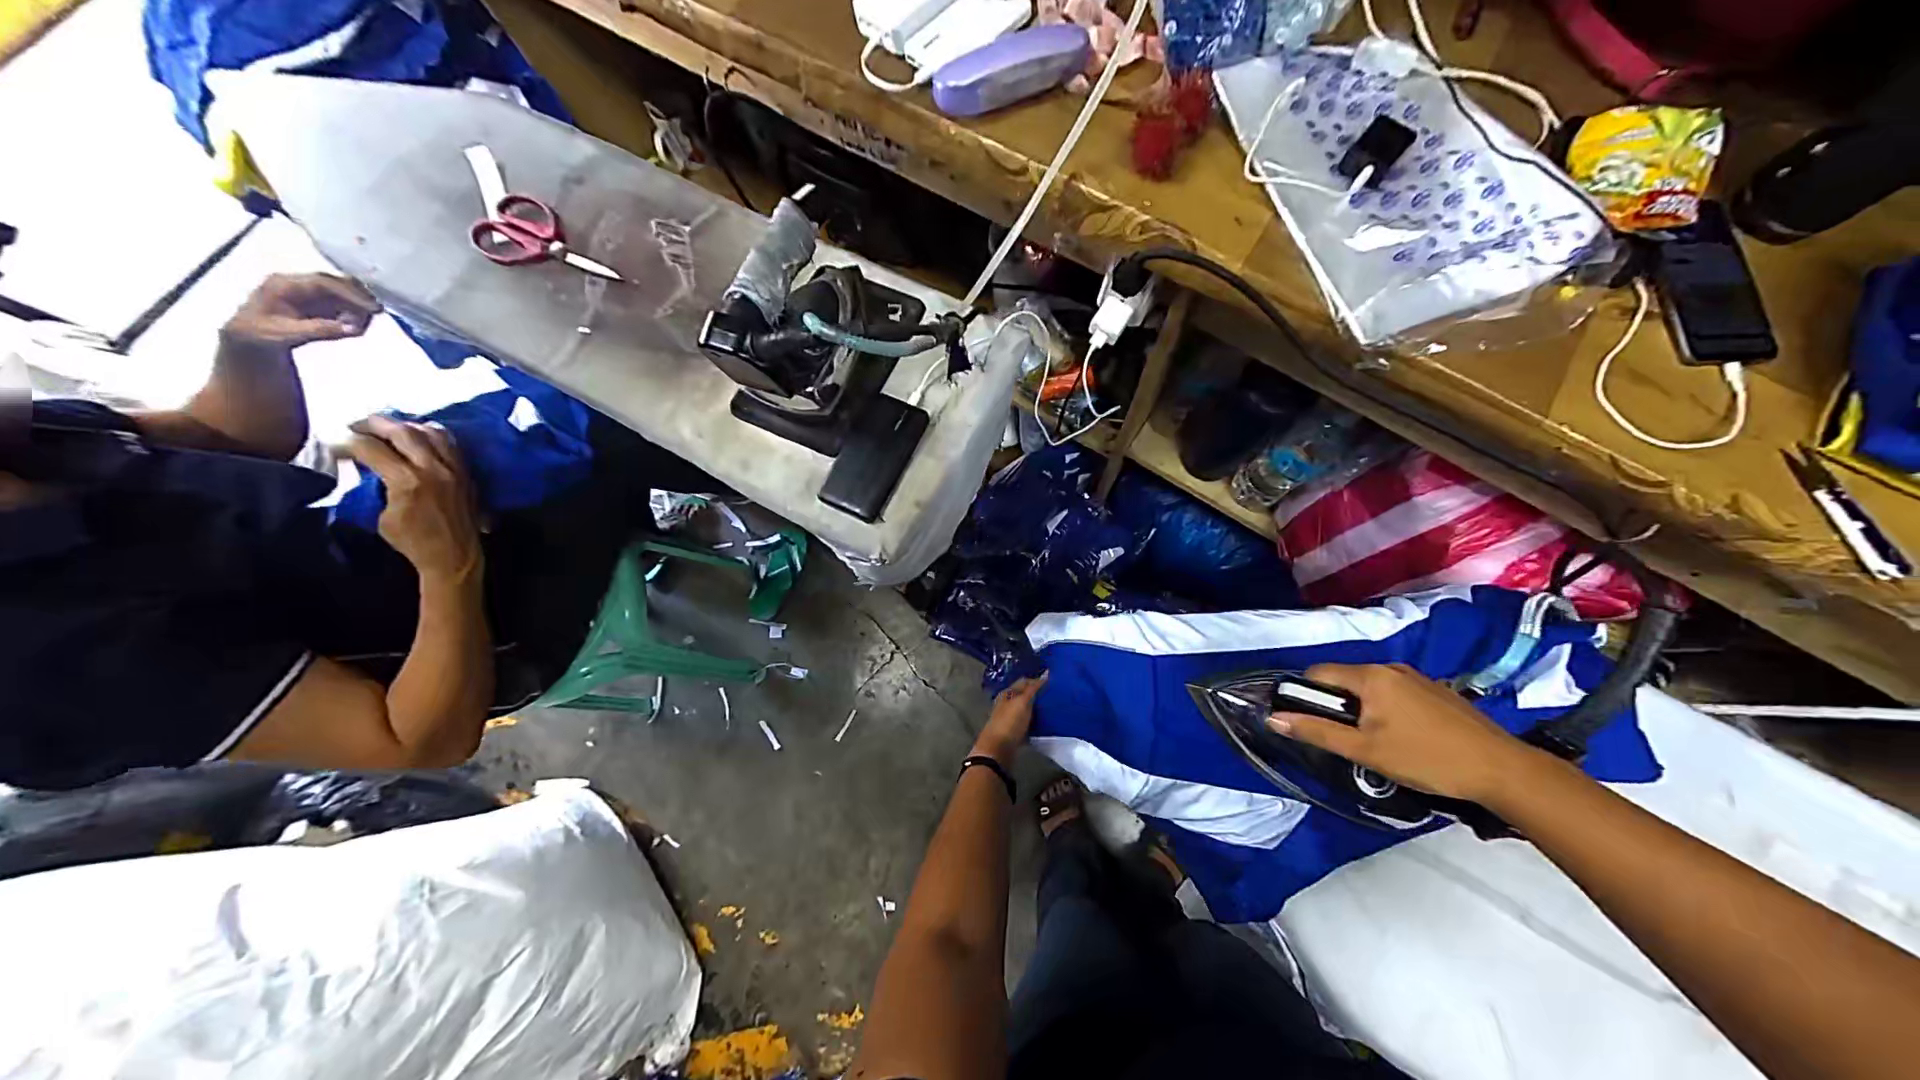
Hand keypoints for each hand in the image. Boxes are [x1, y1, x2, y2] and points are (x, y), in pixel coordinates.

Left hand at [222, 274, 380, 349]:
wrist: (248, 338)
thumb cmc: (261, 334)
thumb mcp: (286, 334)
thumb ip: (318, 330)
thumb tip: (353, 328)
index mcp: (284, 284)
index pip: (323, 283)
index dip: (350, 294)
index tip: (373, 308)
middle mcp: (298, 283)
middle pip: (336, 283)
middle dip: (358, 297)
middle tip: (377, 313)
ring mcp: (308, 292)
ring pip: (341, 292)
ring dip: (357, 306)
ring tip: (364, 323)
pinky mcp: (316, 302)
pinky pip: (341, 302)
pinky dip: (353, 312)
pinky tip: (357, 324)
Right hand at [339, 415, 481, 584]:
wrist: (455, 556)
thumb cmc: (414, 542)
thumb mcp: (383, 516)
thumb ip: (378, 486)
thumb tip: (370, 468)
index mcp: (408, 481)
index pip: (372, 448)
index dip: (347, 442)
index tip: (334, 443)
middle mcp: (434, 469)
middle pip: (403, 431)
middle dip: (375, 423)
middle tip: (356, 425)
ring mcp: (455, 469)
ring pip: (431, 432)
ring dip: (406, 424)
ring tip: (387, 426)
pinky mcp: (467, 473)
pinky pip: (451, 443)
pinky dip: (432, 433)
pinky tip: (418, 433)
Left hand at [973, 674, 1048, 762]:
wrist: (998, 750)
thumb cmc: (1010, 722)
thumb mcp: (1022, 702)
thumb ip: (1033, 688)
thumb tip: (1045, 673)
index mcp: (1008, 693)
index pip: (1024, 681)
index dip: (1038, 680)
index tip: (1055, 682)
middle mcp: (1008, 704)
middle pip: (1026, 696)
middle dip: (1040, 695)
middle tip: (1058, 696)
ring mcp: (1011, 719)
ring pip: (1028, 710)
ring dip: (1039, 709)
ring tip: (1056, 708)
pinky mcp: (1015, 732)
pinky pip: (1029, 724)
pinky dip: (1037, 723)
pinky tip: (1048, 724)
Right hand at [1268, 663, 1540, 803]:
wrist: (1503, 770)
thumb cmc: (1426, 758)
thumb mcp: (1365, 750)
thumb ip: (1317, 732)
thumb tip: (1274, 718)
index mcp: (1370, 676)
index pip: (1318, 674)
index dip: (1305, 696)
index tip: (1310, 723)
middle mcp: (1391, 667)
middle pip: (1344, 680)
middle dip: (1336, 706)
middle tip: (1347, 740)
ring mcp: (1417, 677)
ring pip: (1370, 688)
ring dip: (1362, 709)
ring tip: (1375, 743)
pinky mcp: (1437, 691)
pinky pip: (1394, 693)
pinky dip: (1387, 710)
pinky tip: (1404, 738)